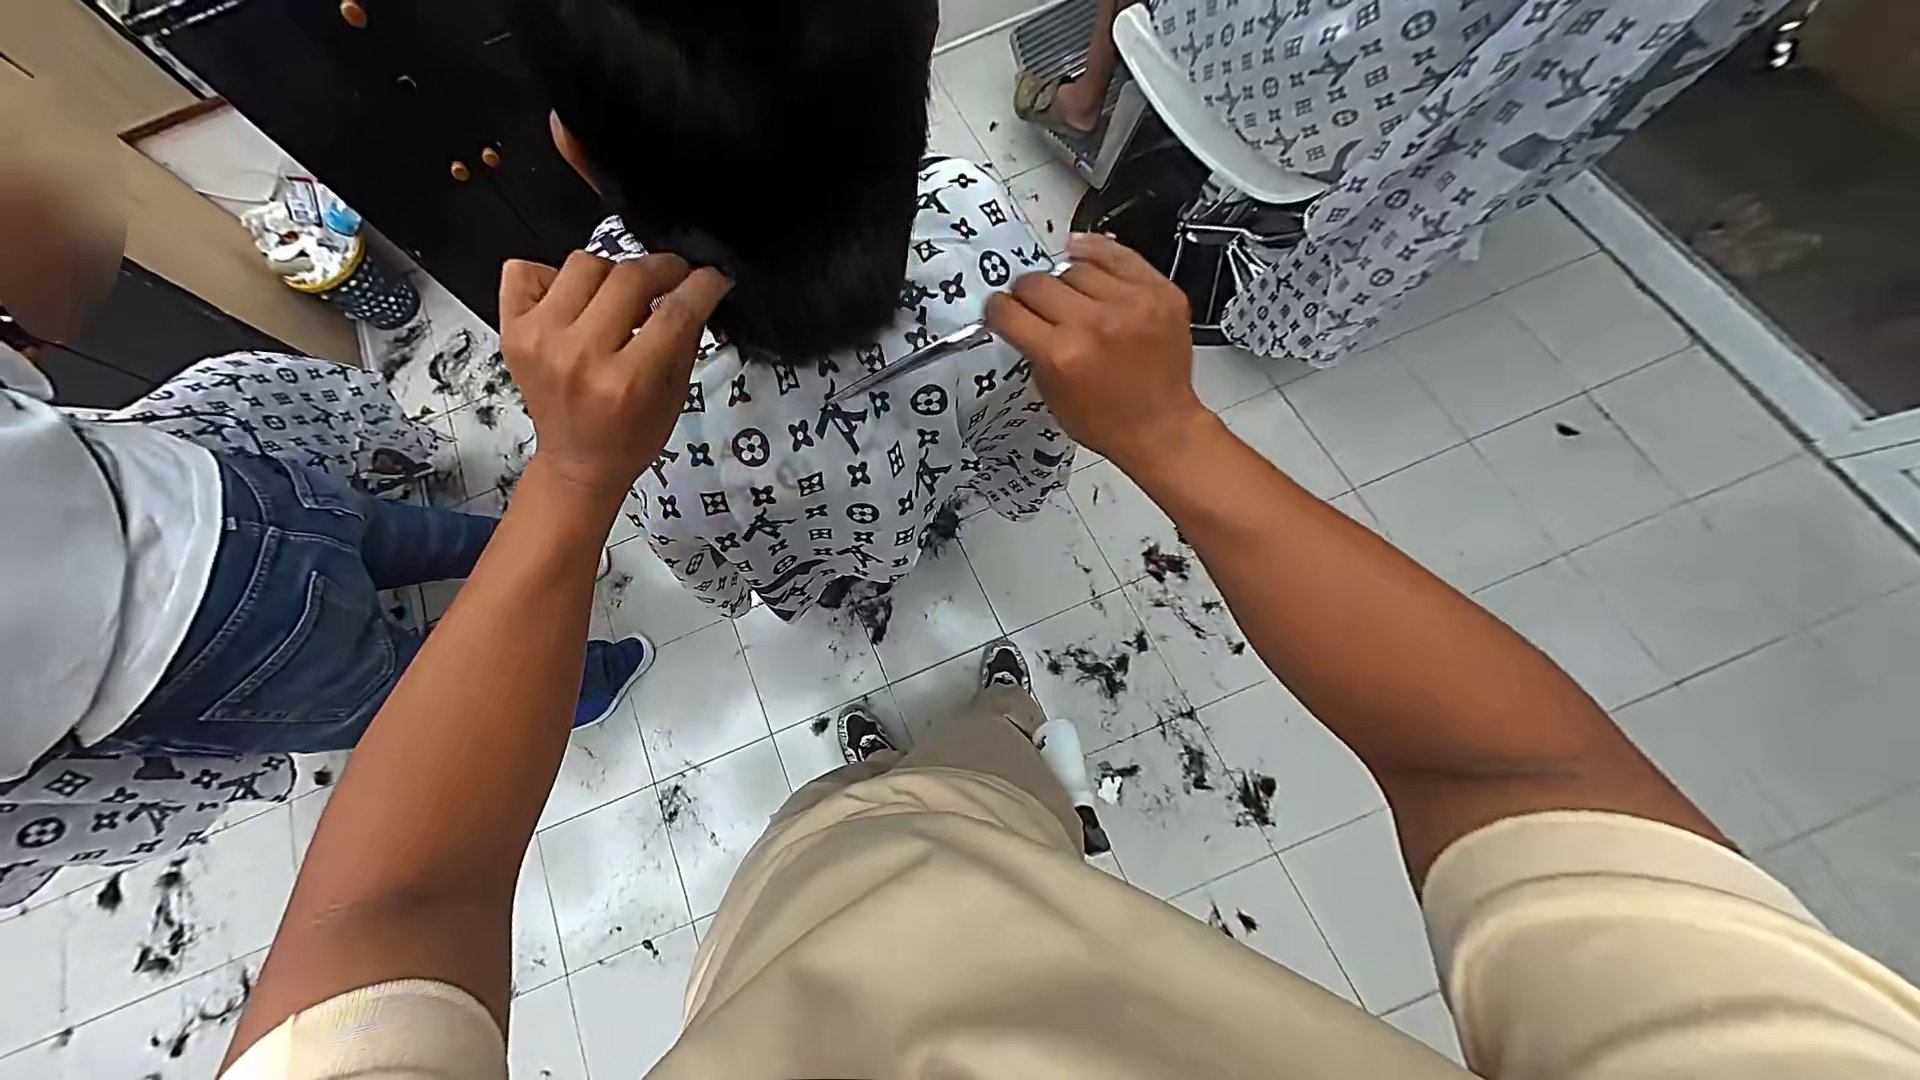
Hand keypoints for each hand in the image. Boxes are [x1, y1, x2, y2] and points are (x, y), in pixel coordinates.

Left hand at [499, 251, 729, 502]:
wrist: (580, 462)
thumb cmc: (633, 436)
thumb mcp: (675, 395)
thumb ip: (684, 341)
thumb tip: (696, 291)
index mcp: (629, 381)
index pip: (675, 313)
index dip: (703, 286)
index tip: (715, 277)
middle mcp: (580, 356)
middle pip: (630, 278)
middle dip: (664, 268)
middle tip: (678, 274)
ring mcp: (539, 339)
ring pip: (584, 264)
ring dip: (615, 273)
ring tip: (625, 297)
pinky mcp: (511, 330)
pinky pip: (528, 271)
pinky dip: (557, 278)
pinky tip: (576, 302)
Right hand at [985, 233, 1212, 471]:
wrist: (1159, 427)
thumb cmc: (1108, 421)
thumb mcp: (1052, 395)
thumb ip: (1034, 351)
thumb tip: (1021, 318)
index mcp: (1061, 355)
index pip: (1009, 311)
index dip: (998, 309)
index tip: (1001, 308)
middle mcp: (1094, 324)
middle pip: (1038, 283)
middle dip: (1026, 293)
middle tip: (1031, 302)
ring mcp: (1130, 304)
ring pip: (1074, 266)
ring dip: (1063, 279)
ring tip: (1067, 294)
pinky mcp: (1157, 292)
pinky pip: (1117, 254)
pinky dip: (1095, 252)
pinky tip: (1082, 254)